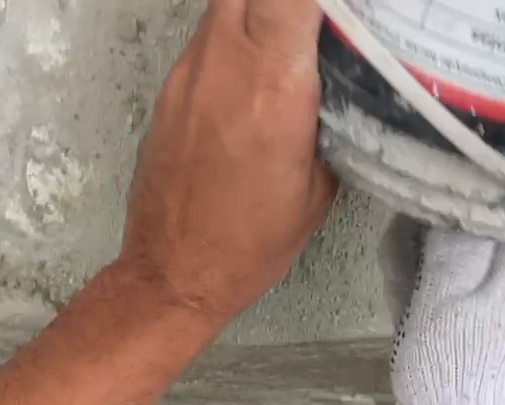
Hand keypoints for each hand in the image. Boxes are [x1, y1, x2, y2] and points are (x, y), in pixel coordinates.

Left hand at [114, 0, 338, 324]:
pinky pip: (202, 44)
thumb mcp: (315, 192)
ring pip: (224, 5)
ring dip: (255, 15)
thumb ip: (331, 124)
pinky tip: (244, 87)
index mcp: (273, 86)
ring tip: (278, 53)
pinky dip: (228, 49)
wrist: (174, 277)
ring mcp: (187, 77)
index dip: (317, 0)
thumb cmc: (245, 248)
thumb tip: (339, 87)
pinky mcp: (166, 95)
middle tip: (308, 27)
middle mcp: (225, 65)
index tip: (334, 16)